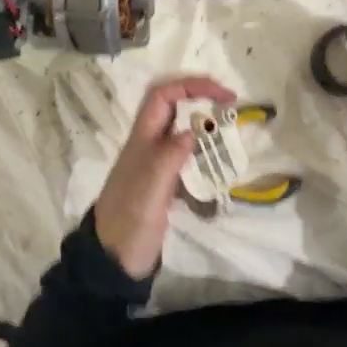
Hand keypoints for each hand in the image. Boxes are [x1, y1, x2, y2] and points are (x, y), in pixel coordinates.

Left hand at [93, 75, 236, 279]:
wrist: (113, 261)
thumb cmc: (129, 222)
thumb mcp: (149, 189)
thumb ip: (169, 157)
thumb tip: (193, 129)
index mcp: (141, 140)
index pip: (163, 96)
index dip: (192, 86)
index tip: (225, 94)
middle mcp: (148, 146)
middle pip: (173, 108)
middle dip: (201, 99)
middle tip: (233, 108)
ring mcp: (155, 166)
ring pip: (181, 131)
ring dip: (205, 126)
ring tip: (232, 132)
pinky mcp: (163, 185)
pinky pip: (186, 157)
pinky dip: (204, 153)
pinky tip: (220, 163)